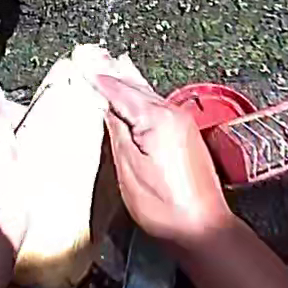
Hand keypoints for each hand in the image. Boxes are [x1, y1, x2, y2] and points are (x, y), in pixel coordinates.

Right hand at [76, 48, 235, 252]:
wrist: (205, 231)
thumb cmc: (166, 208)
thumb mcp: (129, 169)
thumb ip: (117, 132)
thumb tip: (106, 108)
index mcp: (156, 118)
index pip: (119, 90)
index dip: (98, 78)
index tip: (82, 64)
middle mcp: (171, 113)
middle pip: (134, 86)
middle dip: (112, 72)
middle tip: (92, 55)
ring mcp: (181, 123)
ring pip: (146, 93)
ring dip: (126, 80)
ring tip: (110, 65)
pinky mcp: (185, 134)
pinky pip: (156, 103)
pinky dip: (139, 93)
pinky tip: (133, 91)